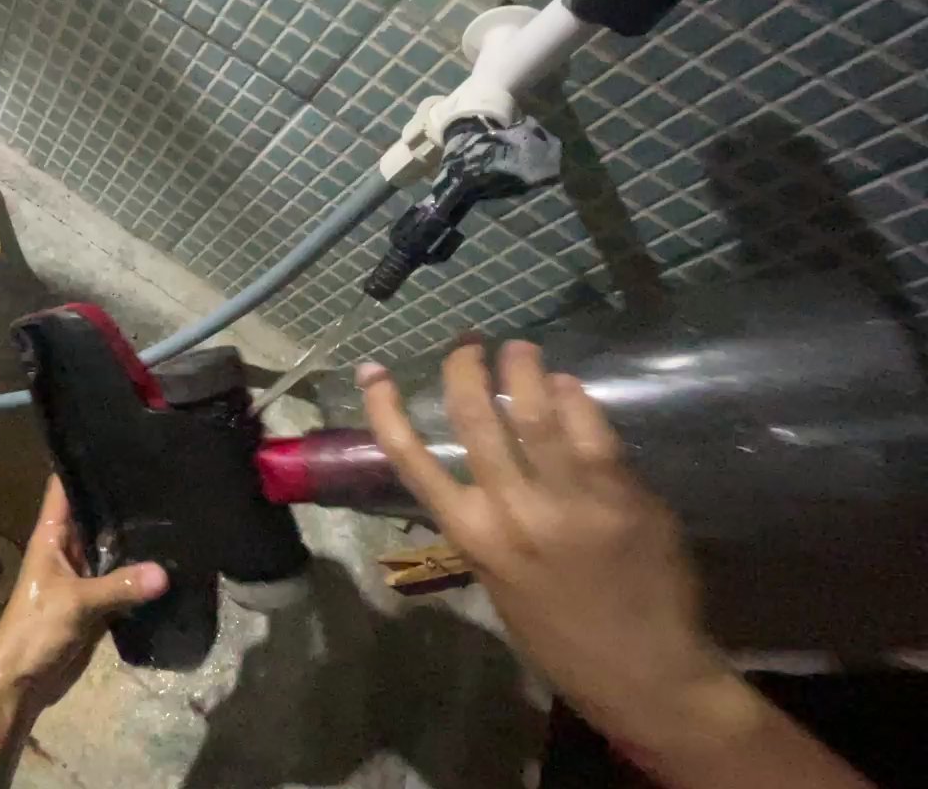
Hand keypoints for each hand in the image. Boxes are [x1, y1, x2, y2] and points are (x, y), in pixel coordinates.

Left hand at [0, 479, 167, 787]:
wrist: (23, 680)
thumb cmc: (36, 628)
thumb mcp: (77, 603)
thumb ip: (120, 586)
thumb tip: (165, 571)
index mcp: (51, 535)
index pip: (64, 488)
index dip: (82, 464)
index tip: (113, 442)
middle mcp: (67, 547)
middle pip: (94, 515)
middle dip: (120, 500)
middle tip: (161, 475)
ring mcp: (82, 574)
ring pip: (110, 547)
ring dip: (133, 538)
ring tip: (174, 511)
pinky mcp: (96, 601)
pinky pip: (120, 578)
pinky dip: (139, 572)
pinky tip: (169, 560)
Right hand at [357, 340, 734, 749]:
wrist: (642, 672)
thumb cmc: (552, 625)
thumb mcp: (493, 570)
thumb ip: (484, 511)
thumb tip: (487, 451)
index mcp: (468, 531)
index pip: (409, 455)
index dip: (384, 407)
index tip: (373, 370)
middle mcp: (511, 509)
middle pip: (474, 419)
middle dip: (465, 370)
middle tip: (467, 343)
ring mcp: (569, 501)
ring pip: (535, 415)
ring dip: (524, 370)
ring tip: (518, 348)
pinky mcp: (622, 499)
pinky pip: (591, 434)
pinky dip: (576, 400)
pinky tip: (569, 385)